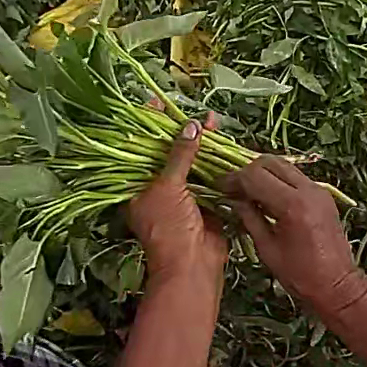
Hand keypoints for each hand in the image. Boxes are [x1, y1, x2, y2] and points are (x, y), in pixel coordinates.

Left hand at [128, 115, 226, 289]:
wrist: (193, 264)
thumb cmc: (169, 228)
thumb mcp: (168, 187)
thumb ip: (179, 155)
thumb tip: (190, 126)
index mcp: (139, 185)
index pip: (142, 147)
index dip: (149, 125)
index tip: (158, 102)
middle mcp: (161, 188)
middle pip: (171, 152)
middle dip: (182, 131)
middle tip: (193, 111)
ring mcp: (185, 194)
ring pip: (193, 162)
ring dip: (203, 144)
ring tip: (214, 121)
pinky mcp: (207, 201)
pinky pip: (212, 176)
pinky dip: (219, 162)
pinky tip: (227, 145)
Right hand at [222, 156, 365, 319]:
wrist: (337, 284)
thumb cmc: (300, 275)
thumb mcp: (267, 249)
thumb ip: (249, 218)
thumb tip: (233, 200)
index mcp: (292, 205)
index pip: (255, 176)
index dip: (233, 179)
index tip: (220, 187)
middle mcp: (308, 190)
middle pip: (270, 162)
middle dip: (247, 172)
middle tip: (233, 188)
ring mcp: (318, 190)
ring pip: (284, 166)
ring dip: (263, 174)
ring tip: (248, 192)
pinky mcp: (323, 195)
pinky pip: (295, 177)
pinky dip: (278, 181)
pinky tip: (267, 198)